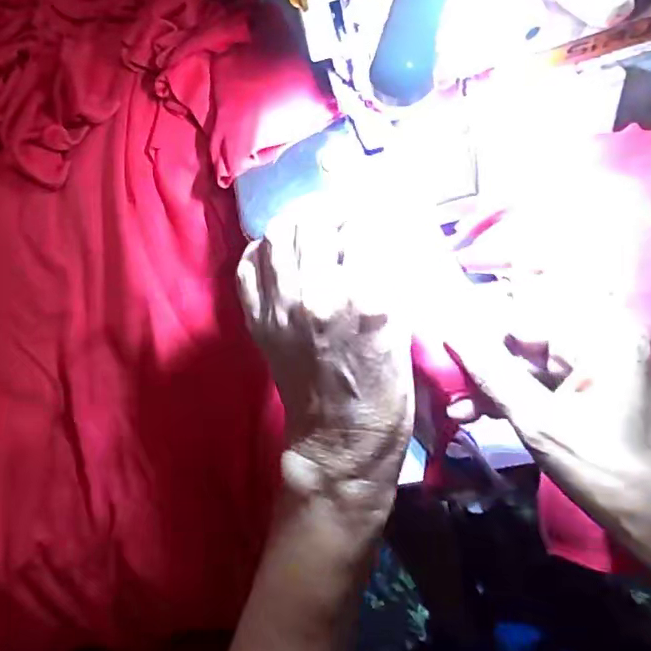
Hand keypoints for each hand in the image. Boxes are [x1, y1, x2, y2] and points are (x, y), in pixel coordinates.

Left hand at [236, 206, 413, 507]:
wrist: (338, 442)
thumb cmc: (384, 393)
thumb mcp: (402, 331)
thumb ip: (385, 278)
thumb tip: (371, 235)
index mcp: (363, 300)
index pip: (361, 229)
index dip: (367, 216)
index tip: (371, 214)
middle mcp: (314, 295)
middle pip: (311, 222)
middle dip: (329, 209)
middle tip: (339, 214)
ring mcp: (278, 305)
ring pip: (275, 234)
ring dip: (295, 222)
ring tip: (310, 225)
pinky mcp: (255, 318)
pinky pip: (248, 264)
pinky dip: (263, 249)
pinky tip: (280, 251)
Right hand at [442, 282, 650, 552]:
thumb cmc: (612, 476)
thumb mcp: (540, 424)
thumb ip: (490, 373)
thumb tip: (446, 330)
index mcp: (601, 335)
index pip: (518, 313)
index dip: (472, 328)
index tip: (435, 343)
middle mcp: (604, 335)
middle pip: (522, 331)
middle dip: (480, 357)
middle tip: (444, 378)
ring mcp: (601, 360)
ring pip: (526, 356)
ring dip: (491, 380)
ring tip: (456, 406)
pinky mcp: (596, 384)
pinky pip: (542, 375)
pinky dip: (512, 392)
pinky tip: (477, 412)